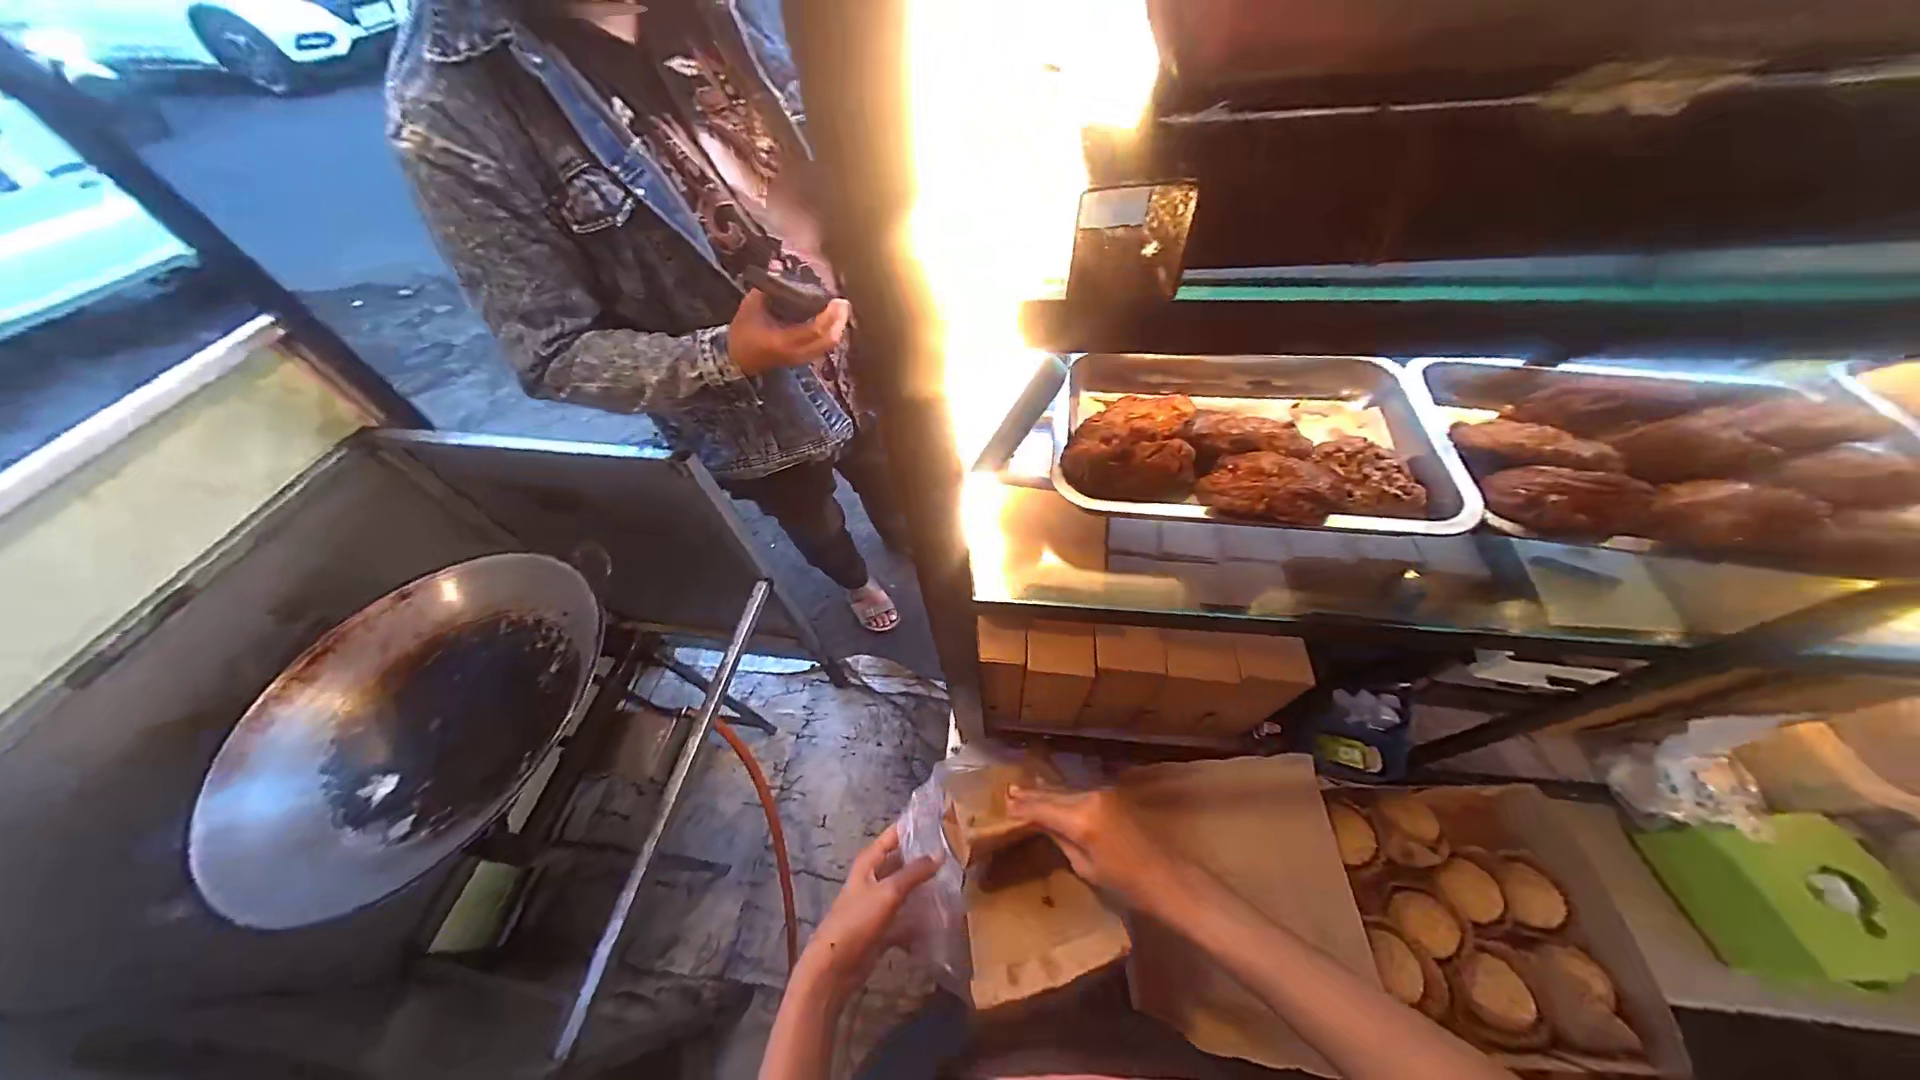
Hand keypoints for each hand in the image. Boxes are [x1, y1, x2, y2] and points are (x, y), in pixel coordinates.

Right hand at [728, 290, 850, 377]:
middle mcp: (796, 353)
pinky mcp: (803, 360)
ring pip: (829, 345)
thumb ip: (766, 288)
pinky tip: (833, 321)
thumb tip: (779, 266)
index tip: (836, 300)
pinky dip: (831, 333)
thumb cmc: (743, 332)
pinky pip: (824, 347)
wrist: (737, 359)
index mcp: (783, 341)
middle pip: (828, 340)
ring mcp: (801, 359)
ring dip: (837, 327)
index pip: (815, 330)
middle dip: (839, 321)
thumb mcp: (750, 307)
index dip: (829, 315)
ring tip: (840, 309)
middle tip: (843, 303)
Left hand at [796, 824, 939, 998]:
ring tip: (953, 883)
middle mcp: (873, 879)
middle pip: (901, 862)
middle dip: (924, 859)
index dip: (913, 827)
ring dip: (924, 889)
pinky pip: (906, 917)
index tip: (938, 821)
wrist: (834, 968)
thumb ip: (914, 872)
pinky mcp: (882, 928)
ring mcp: (877, 904)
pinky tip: (940, 919)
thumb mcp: (888, 892)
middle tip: (954, 854)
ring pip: (905, 890)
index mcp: (869, 863)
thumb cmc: (857, 921)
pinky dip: (919, 918)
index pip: (893, 836)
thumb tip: (940, 854)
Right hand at [1005, 786, 1188, 913]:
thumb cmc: (1126, 883)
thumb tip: (1042, 824)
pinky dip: (1062, 794)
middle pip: (1053, 795)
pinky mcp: (1112, 795)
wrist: (1167, 877)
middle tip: (1008, 792)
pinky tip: (1051, 793)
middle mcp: (1090, 797)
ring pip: (1066, 791)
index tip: (1004, 805)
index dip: (1023, 807)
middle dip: (1030, 795)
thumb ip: (1061, 840)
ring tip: (1023, 789)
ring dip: (1046, 792)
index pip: (1043, 809)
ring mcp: (1103, 793)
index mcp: (1081, 819)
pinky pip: (1079, 792)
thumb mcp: (1085, 866)